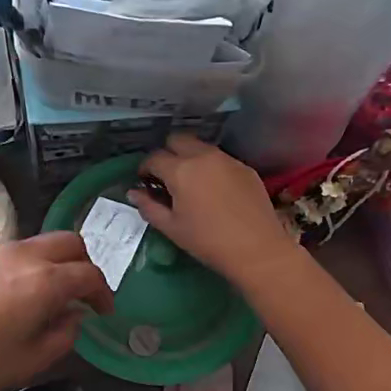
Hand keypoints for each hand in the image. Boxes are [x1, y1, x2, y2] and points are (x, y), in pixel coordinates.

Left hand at [0, 233, 113, 390]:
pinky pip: (9, 253)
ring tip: (45, 298)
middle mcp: (20, 256)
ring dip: (53, 263)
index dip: (104, 293)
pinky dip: (25, 266)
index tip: (104, 312)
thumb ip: (63, 336)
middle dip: (84, 265)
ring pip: (37, 244)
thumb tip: (72, 316)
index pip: (89, 274)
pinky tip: (8, 298)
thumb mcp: (27, 363)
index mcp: (42, 282)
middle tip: (81, 295)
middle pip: (68, 242)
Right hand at [128, 135, 300, 284]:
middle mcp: (204, 156)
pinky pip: (221, 159)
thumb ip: (149, 207)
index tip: (144, 183)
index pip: (154, 158)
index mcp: (181, 170)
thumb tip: (133, 193)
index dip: (144, 169)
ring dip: (189, 157)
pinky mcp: (245, 168)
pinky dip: (211, 167)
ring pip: (201, 147)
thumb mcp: (172, 228)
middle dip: (167, 153)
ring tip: (190, 183)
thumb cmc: (208, 241)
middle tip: (166, 177)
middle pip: (177, 140)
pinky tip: (214, 190)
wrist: (257, 250)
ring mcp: (227, 159)